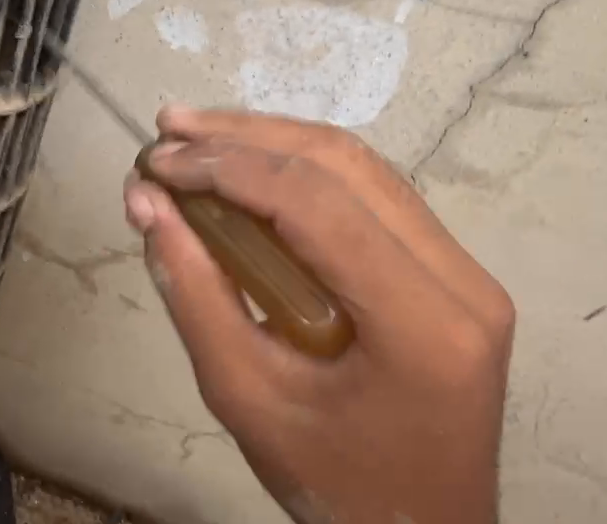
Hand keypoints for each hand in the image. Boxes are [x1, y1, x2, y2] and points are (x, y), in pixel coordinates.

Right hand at [124, 108, 513, 523]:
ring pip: (356, 163)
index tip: (155, 163)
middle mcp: (459, 280)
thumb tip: (144, 200)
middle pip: (341, 164)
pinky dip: (293, 164)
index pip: (315, 203)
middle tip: (165, 130)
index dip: (226, 166)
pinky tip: (242, 161)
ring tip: (191, 132)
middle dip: (241, 136)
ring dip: (266, 137)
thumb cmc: (330, 477)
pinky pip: (364, 189)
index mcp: (422, 324)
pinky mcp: (444, 267)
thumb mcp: (242, 394)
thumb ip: (192, 291)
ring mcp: (462, 269)